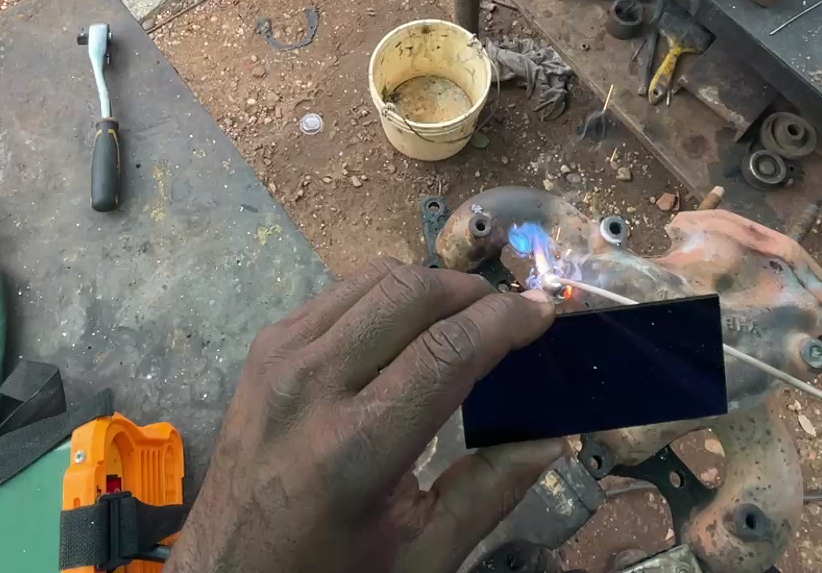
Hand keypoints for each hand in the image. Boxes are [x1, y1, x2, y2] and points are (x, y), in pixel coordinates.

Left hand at [167, 259, 565, 572]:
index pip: (446, 350)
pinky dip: (385, 294)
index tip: (544, 309)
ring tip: (463, 315)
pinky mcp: (266, 344)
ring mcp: (281, 354)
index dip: (504, 321)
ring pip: (374, 276)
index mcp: (355, 448)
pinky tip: (405, 325)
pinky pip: (340, 291)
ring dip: (429, 285)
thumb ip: (491, 490)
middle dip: (470, 290)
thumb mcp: (420, 555)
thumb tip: (555, 435)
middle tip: (507, 312)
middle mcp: (312, 382)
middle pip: (410, 293)